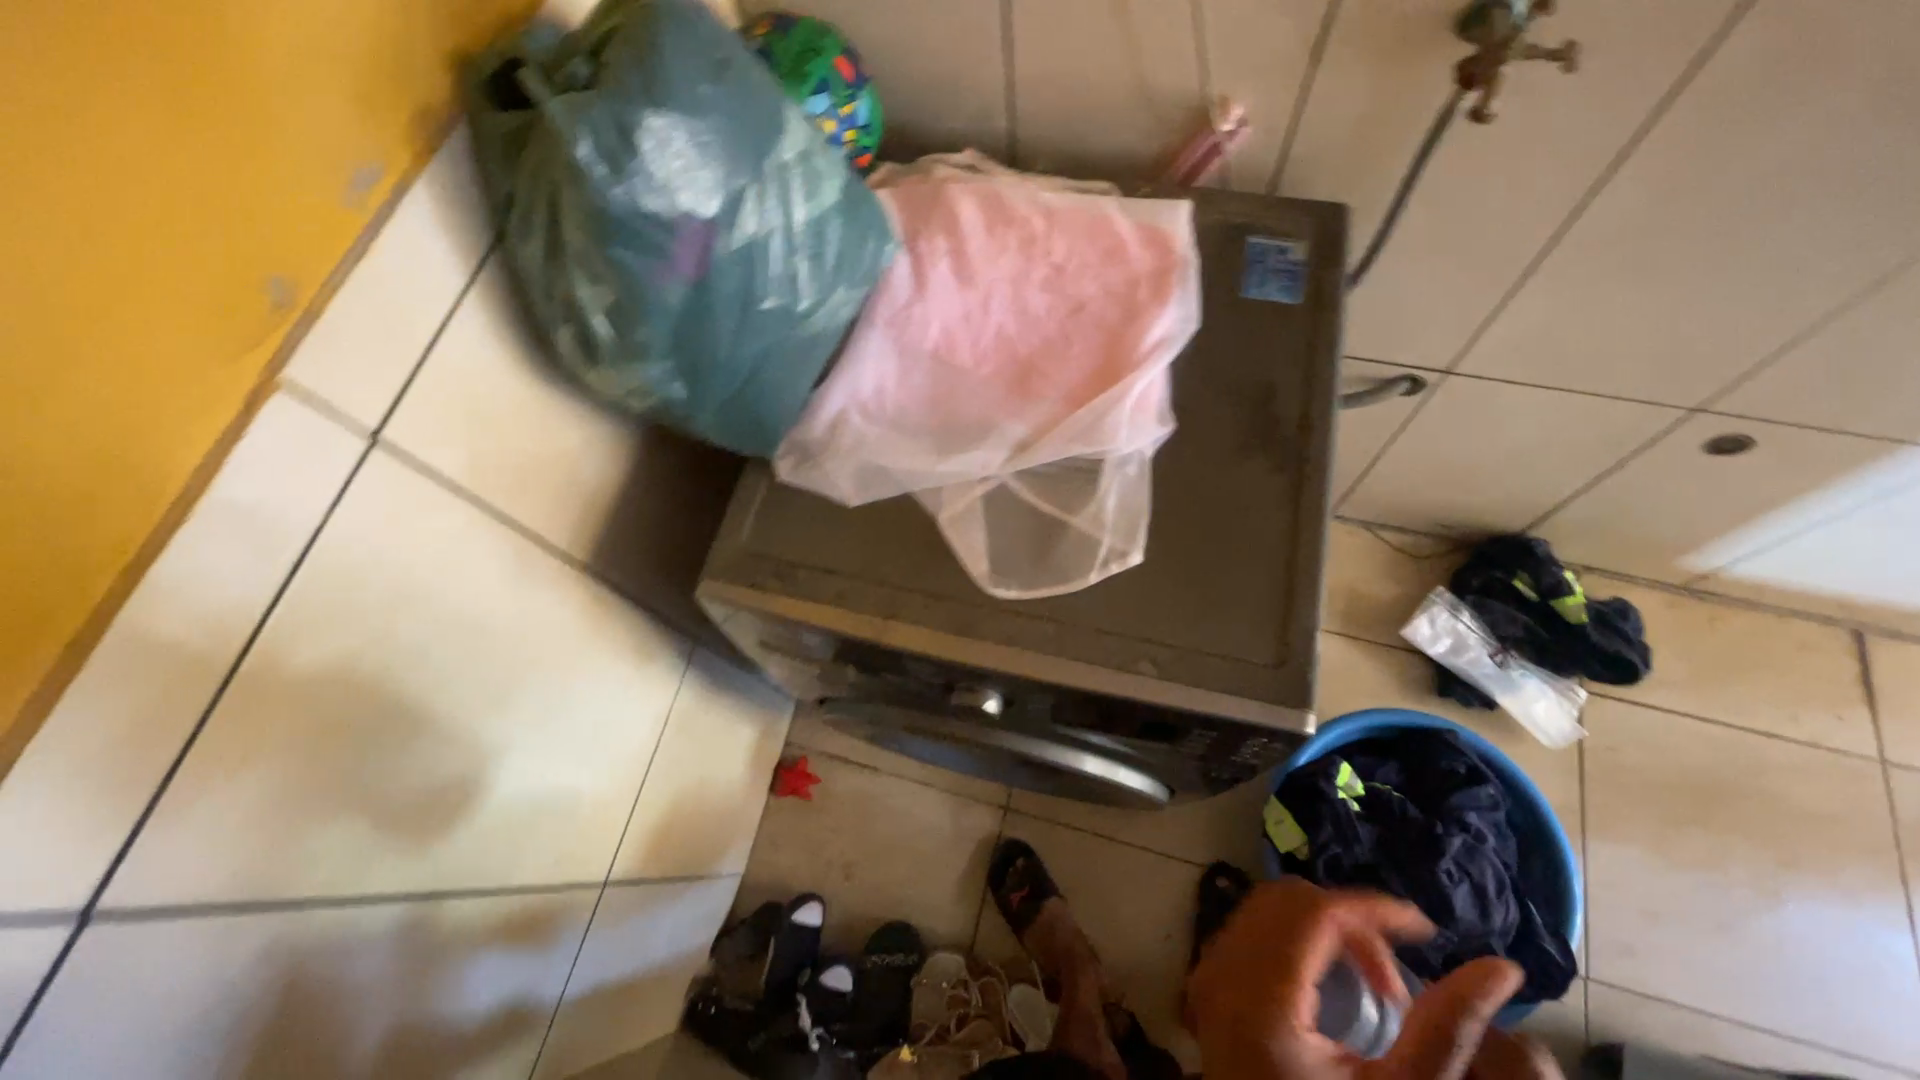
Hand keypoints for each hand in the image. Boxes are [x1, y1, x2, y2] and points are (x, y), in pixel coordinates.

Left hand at [1186, 878, 1547, 1079]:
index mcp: (1259, 1002)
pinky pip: (1250, 932)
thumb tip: (1503, 967)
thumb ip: (1447, 1030)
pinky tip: (1333, 987)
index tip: (1428, 933)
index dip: (1374, 908)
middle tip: (1397, 976)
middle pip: (1287, 901)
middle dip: (1350, 921)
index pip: (1313, 911)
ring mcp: (1206, 980)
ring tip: (1372, 986)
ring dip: (1324, 929)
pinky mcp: (1207, 989)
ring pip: (1267, 910)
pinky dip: (1295, 939)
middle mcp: (1219, 977)